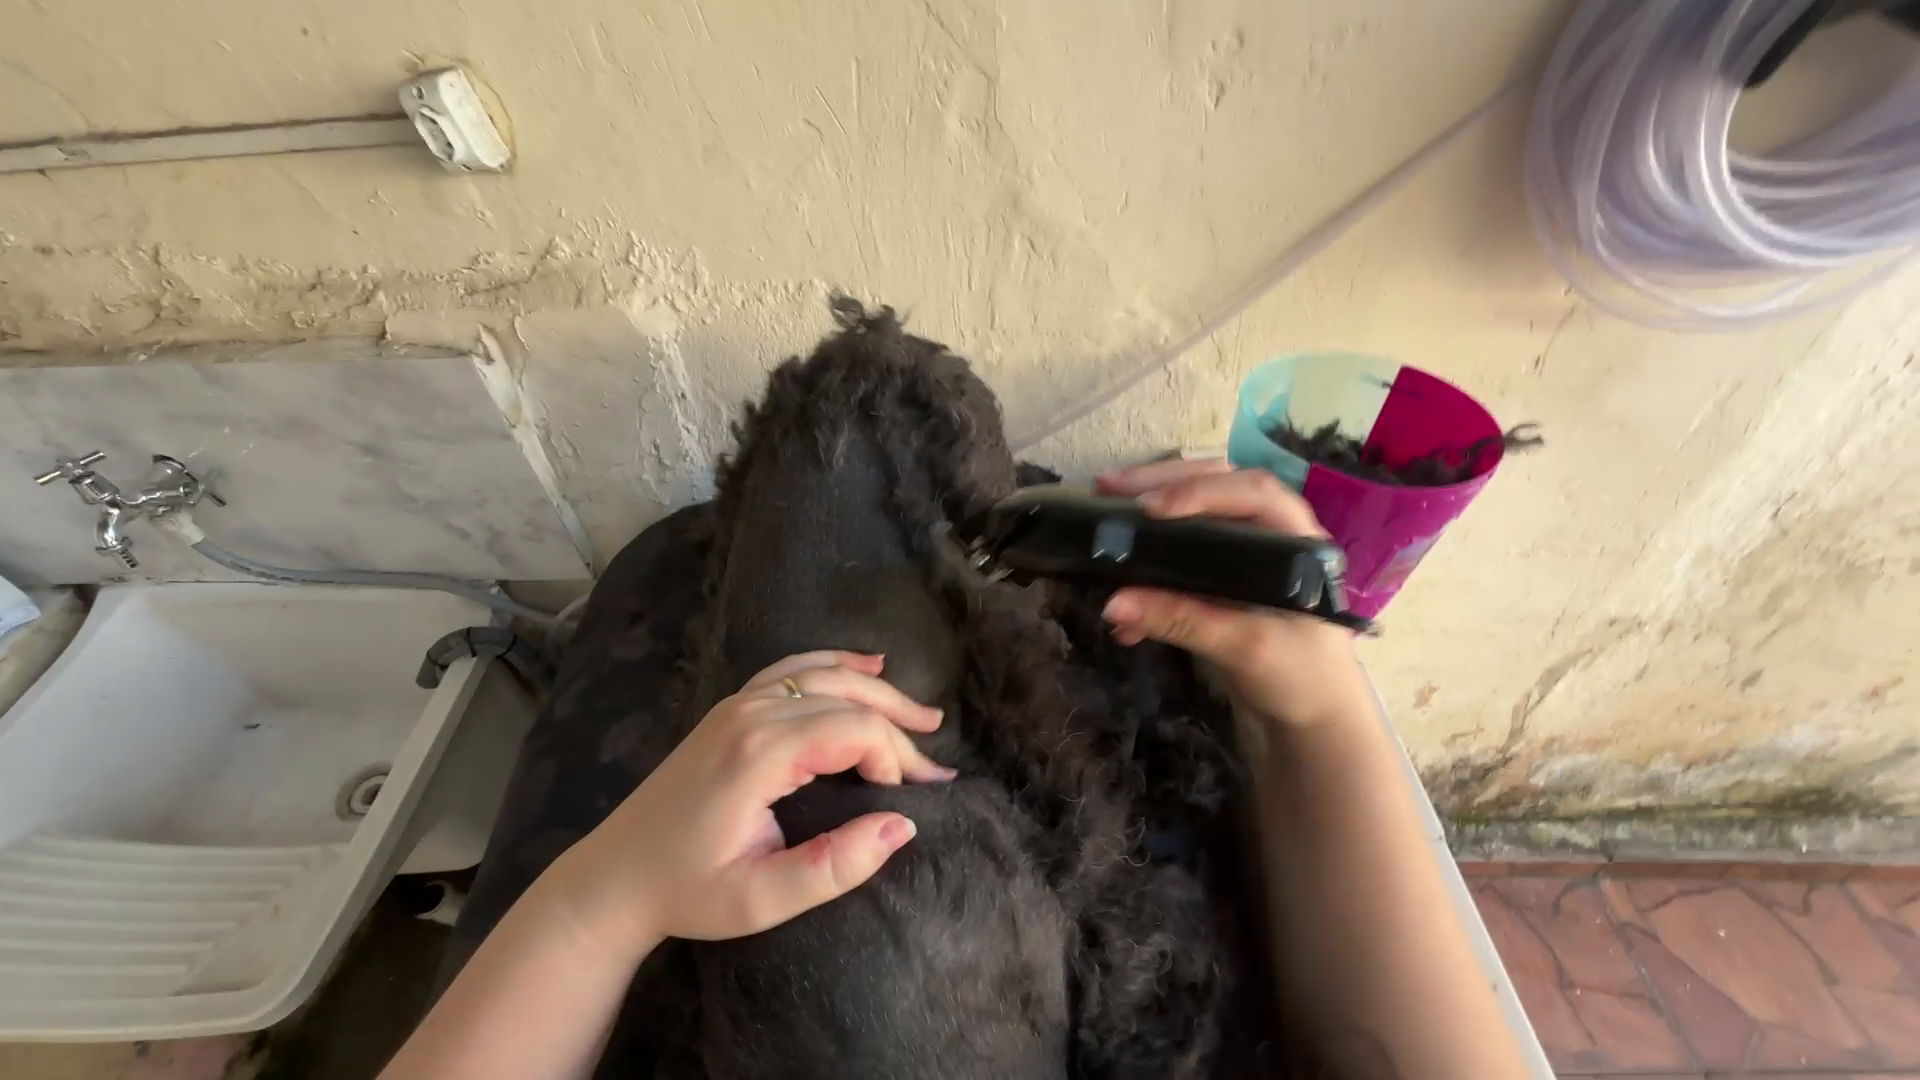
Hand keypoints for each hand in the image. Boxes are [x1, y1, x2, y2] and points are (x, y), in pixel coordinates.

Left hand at [540, 651, 952, 958]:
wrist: (616, 876)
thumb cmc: (687, 892)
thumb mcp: (760, 900)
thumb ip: (834, 866)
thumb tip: (902, 824)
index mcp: (760, 752)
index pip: (855, 729)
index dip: (893, 759)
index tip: (903, 801)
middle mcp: (753, 711)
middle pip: (849, 698)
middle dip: (899, 730)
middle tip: (935, 768)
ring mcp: (740, 702)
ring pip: (828, 676)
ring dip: (880, 692)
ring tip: (924, 717)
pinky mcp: (734, 706)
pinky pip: (796, 668)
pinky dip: (836, 662)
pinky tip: (867, 664)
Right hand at [1095, 459, 1372, 729]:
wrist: (1314, 720)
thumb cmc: (1302, 677)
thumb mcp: (1245, 647)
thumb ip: (1181, 621)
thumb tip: (1112, 604)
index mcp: (1294, 539)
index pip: (1250, 493)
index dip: (1199, 492)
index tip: (1149, 508)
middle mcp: (1268, 534)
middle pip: (1215, 486)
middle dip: (1160, 483)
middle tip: (1106, 487)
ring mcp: (1242, 555)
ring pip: (1193, 512)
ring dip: (1147, 508)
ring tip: (1102, 504)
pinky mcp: (1218, 579)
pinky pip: (1177, 553)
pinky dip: (1145, 563)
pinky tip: (1117, 591)